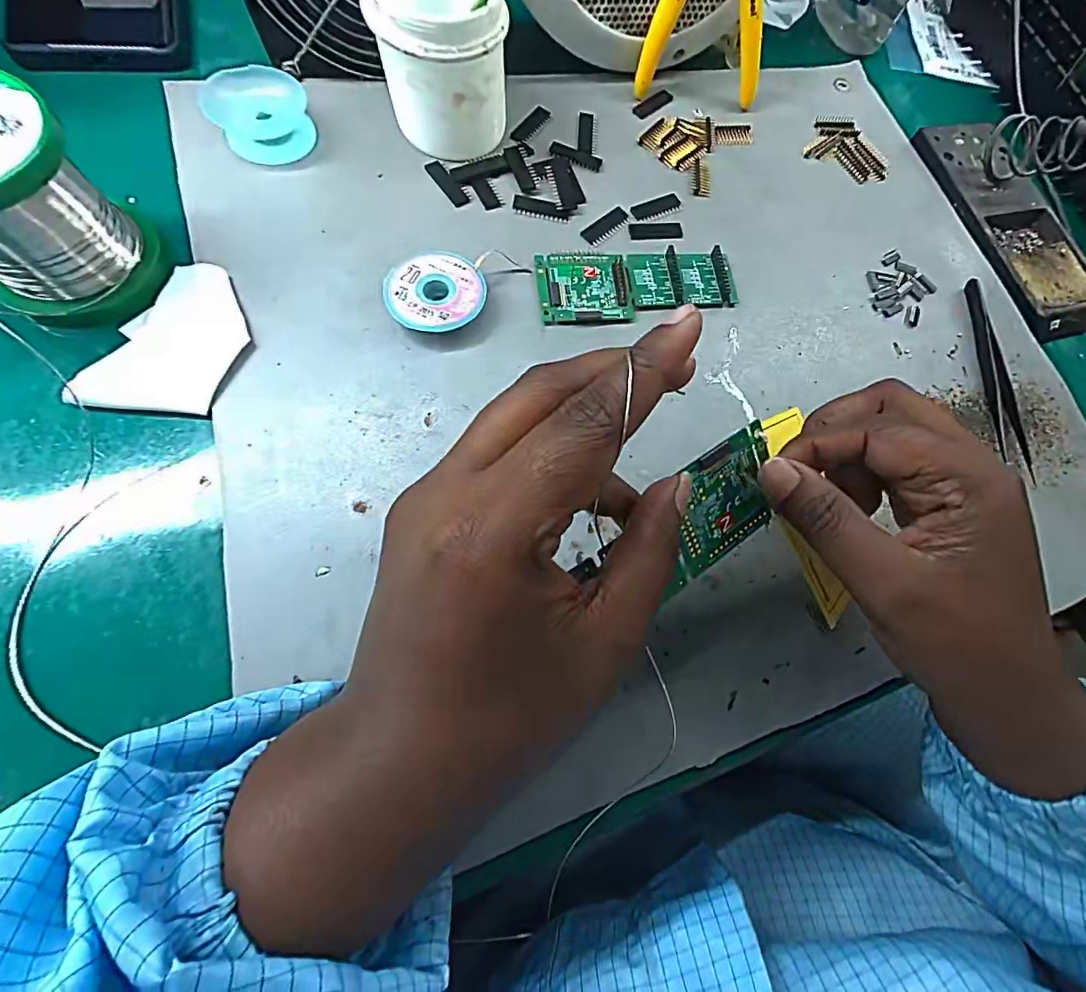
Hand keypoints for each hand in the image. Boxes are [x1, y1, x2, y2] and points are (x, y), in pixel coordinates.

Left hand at [225, 307, 701, 956]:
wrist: (398, 758)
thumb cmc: (509, 719)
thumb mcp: (604, 642)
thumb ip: (647, 550)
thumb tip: (674, 486)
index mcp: (494, 530)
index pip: (583, 424)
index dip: (644, 371)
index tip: (688, 326)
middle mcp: (449, 492)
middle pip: (539, 393)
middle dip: (613, 367)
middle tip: (677, 359)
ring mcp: (427, 493)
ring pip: (514, 413)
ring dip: (583, 406)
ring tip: (641, 441)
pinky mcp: (424, 504)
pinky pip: (499, 449)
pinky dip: (553, 449)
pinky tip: (592, 493)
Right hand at [759, 379, 1085, 798]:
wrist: (1009, 700)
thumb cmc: (955, 646)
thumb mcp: (883, 583)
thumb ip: (826, 519)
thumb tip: (772, 469)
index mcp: (967, 476)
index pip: (878, 429)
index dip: (818, 443)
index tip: (774, 476)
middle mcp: (971, 465)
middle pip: (894, 408)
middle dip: (835, 429)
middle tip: (797, 471)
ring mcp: (964, 483)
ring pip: (895, 431)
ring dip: (849, 451)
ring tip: (825, 498)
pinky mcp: (952, 505)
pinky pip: (900, 465)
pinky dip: (864, 474)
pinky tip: (850, 509)